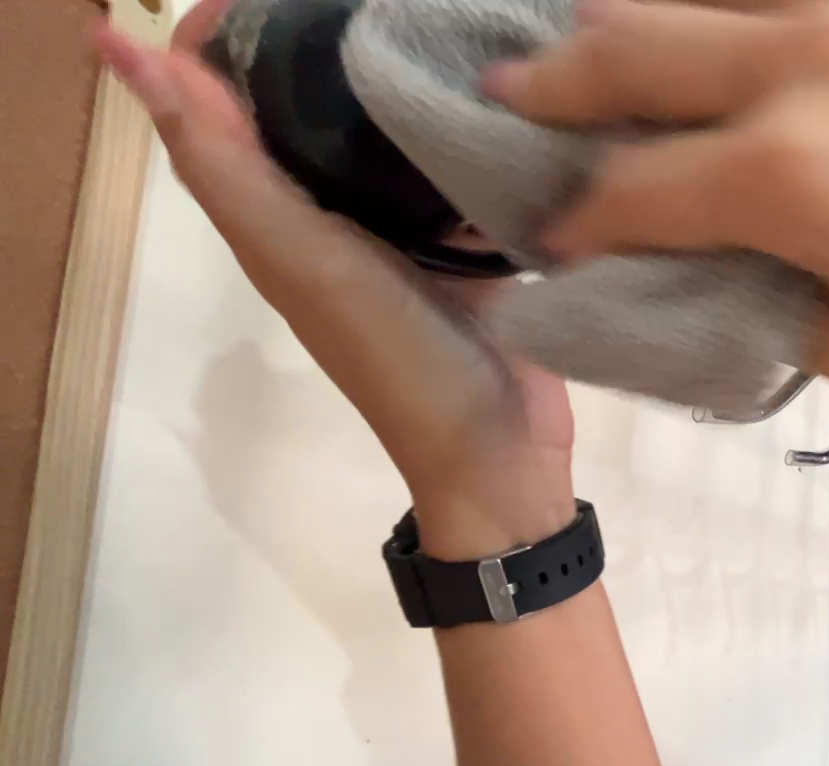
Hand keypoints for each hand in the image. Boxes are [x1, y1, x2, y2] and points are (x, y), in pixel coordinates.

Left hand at [96, 10, 575, 557]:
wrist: (502, 450)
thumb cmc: (407, 365)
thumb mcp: (310, 265)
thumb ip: (231, 168)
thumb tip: (117, 42)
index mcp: (278, 218)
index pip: (217, 100)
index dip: (220, 34)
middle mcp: (336, 223)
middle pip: (305, 116)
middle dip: (321, 52)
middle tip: (383, 12)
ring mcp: (410, 246)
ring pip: (388, 151)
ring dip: (402, 99)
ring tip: (440, 48)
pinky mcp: (475, 265)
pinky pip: (459, 192)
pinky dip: (467, 154)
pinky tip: (498, 121)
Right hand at [487, 0, 828, 407]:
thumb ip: (772, 307)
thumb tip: (714, 275)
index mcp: (794, 181)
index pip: (636, 191)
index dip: (580, 221)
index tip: (559, 237)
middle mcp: (819, 62)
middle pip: (634, 48)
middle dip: (557, 85)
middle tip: (516, 99)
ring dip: (645, 18)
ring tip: (611, 45)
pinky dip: (768, 2)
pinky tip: (756, 24)